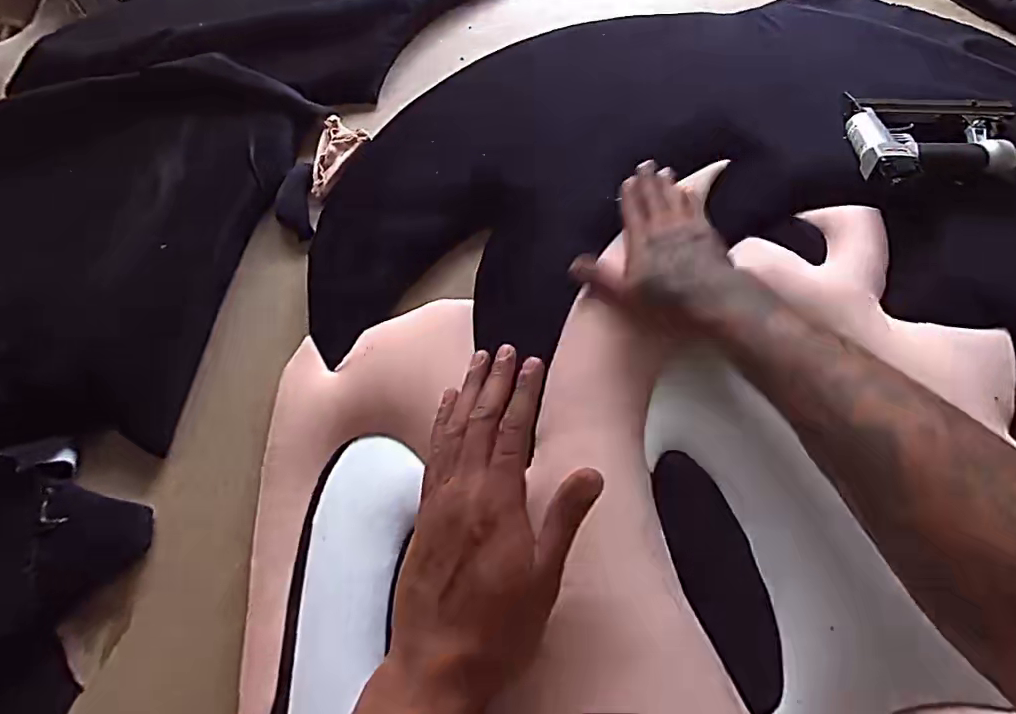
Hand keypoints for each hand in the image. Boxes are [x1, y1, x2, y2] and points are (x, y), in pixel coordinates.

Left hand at [355, 347, 603, 713]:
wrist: (434, 665)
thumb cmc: (494, 628)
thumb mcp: (544, 578)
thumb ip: (564, 518)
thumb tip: (590, 475)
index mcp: (496, 501)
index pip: (512, 431)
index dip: (524, 393)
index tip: (533, 365)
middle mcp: (463, 490)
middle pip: (481, 420)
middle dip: (495, 380)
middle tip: (506, 350)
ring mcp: (440, 498)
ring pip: (453, 429)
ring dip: (467, 391)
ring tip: (477, 362)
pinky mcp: (425, 511)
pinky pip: (433, 451)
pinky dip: (441, 421)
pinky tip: (446, 405)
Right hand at [569, 161, 757, 331]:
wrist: (711, 295)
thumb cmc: (665, 297)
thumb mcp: (624, 293)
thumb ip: (599, 277)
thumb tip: (574, 265)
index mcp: (641, 239)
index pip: (632, 211)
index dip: (629, 196)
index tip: (628, 181)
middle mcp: (662, 227)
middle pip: (653, 198)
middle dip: (648, 181)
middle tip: (646, 165)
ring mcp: (686, 226)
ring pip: (674, 198)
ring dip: (669, 184)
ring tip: (665, 172)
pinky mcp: (706, 231)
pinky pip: (696, 207)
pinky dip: (690, 197)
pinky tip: (689, 191)